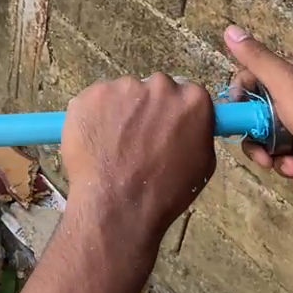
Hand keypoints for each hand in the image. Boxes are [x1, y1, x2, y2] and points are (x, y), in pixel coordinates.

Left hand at [61, 75, 215, 238]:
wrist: (116, 207)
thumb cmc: (164, 193)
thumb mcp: (201, 164)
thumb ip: (197, 130)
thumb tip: (189, 120)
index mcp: (192, 99)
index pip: (186, 93)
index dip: (174, 112)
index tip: (165, 128)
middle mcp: (159, 85)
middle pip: (153, 89)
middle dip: (148, 108)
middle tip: (139, 140)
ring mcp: (122, 86)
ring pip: (123, 94)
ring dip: (121, 112)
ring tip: (115, 147)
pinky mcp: (92, 93)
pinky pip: (97, 101)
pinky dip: (96, 117)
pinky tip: (96, 143)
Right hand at [225, 25, 292, 212]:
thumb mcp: (288, 86)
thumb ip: (257, 59)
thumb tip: (229, 28)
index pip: (251, 80)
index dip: (242, 105)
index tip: (240, 127)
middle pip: (264, 116)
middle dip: (262, 142)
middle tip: (268, 162)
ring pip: (282, 141)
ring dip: (283, 162)